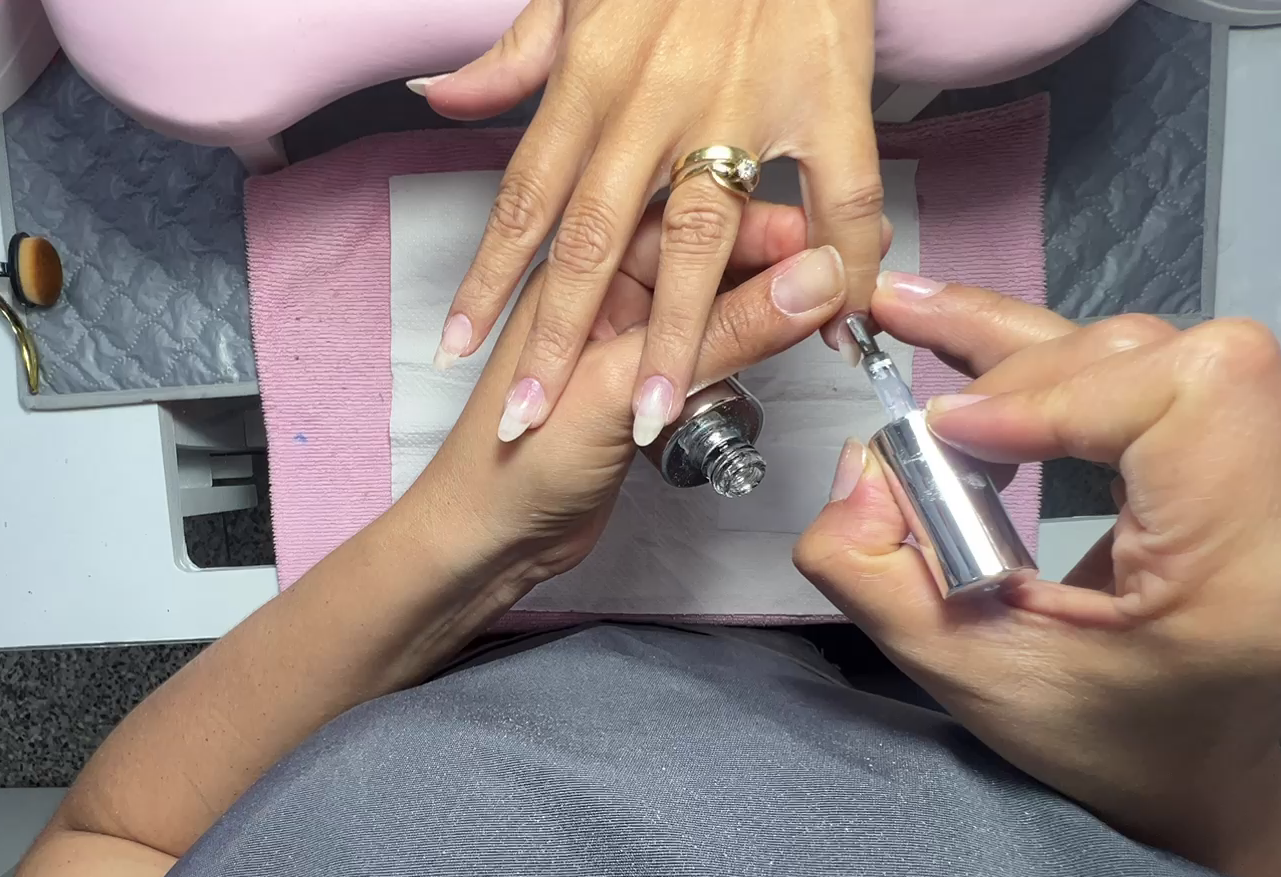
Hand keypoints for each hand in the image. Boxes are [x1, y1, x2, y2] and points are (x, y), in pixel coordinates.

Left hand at [402, 203, 847, 586]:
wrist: (491, 542)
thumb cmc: (523, 463)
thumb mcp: (620, 389)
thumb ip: (718, 335)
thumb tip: (814, 280)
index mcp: (584, 274)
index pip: (684, 227)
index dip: (758, 230)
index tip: (829, 242)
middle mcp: (606, 301)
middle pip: (704, 267)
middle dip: (771, 272)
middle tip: (844, 278)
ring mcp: (626, 349)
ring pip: (709, 314)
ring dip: (762, 317)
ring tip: (828, 316)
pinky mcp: (641, 394)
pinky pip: (702, 361)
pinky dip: (739, 360)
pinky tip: (778, 358)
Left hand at [413, 0, 882, 449]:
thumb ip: (513, 57)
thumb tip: (440, 97)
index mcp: (589, 79)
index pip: (522, 203)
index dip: (486, 280)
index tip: (457, 349)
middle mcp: (651, 102)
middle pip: (593, 243)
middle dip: (558, 339)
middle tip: (529, 416)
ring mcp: (739, 102)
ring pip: (699, 239)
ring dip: (676, 336)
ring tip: (652, 412)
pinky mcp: (827, 89)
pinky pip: (838, 193)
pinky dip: (841, 261)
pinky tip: (827, 328)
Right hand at [794, 275, 1280, 860]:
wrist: (1180, 767)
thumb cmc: (1075, 732)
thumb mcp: (942, 664)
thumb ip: (864, 567)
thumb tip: (861, 463)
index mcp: (1257, 581)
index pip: (1189, 393)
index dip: (1052, 393)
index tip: (947, 434)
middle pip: (1170, 357)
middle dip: (1026, 378)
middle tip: (934, 435)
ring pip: (1164, 351)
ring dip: (1032, 360)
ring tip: (923, 342)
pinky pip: (1171, 373)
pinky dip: (1061, 363)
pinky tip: (976, 341)